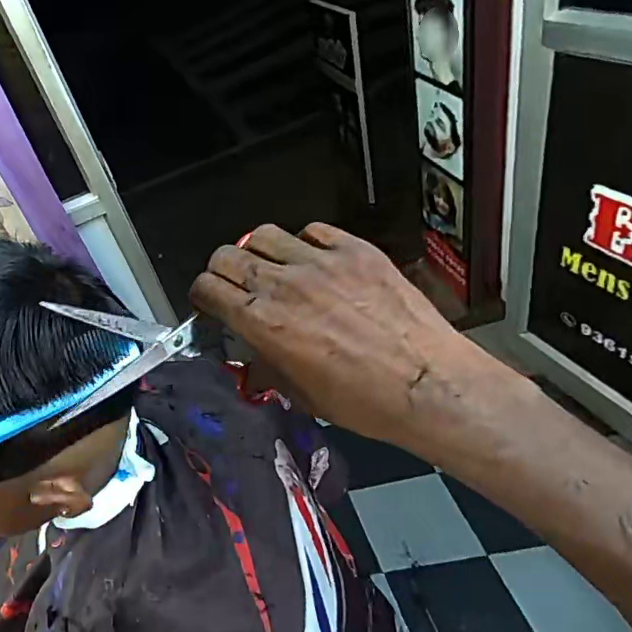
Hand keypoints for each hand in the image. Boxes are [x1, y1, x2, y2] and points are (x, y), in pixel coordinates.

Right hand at [191, 223, 499, 453]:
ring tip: (272, 267)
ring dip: (258, 251)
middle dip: (222, 270)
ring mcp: (320, 262)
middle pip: (227, 254)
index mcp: (262, 322)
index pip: (208, 287)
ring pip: (263, 234)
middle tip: (235, 285)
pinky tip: (314, 261)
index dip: (202, 294)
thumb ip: (266, 364)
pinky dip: (304, 243)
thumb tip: (254, 357)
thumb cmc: (364, 401)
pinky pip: (313, 231)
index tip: (210, 300)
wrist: (429, 385)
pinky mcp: (355, 251)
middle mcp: (283, 285)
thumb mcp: (298, 394)